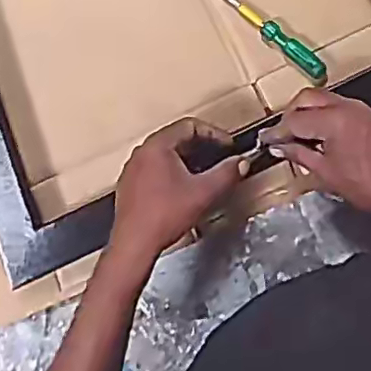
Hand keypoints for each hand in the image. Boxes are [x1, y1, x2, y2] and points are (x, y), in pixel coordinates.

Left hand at [107, 119, 246, 263]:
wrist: (134, 244)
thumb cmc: (164, 215)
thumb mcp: (204, 192)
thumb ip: (226, 173)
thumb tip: (241, 163)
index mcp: (157, 145)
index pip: (189, 126)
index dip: (213, 133)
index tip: (227, 145)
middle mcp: (142, 152)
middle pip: (176, 138)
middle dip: (201, 147)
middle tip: (219, 157)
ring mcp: (132, 168)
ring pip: (165, 154)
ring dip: (186, 160)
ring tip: (203, 174)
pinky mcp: (129, 185)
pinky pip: (154, 168)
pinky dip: (172, 172)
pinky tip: (182, 190)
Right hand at [258, 89, 370, 218]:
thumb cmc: (368, 186)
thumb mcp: (328, 174)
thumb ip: (300, 154)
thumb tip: (279, 146)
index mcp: (333, 119)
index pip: (295, 119)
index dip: (277, 131)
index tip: (264, 140)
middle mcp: (345, 106)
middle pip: (307, 98)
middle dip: (290, 114)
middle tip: (280, 136)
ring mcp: (357, 107)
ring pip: (321, 99)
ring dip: (305, 112)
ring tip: (296, 136)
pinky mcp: (365, 114)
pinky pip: (334, 105)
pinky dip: (320, 114)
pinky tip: (316, 134)